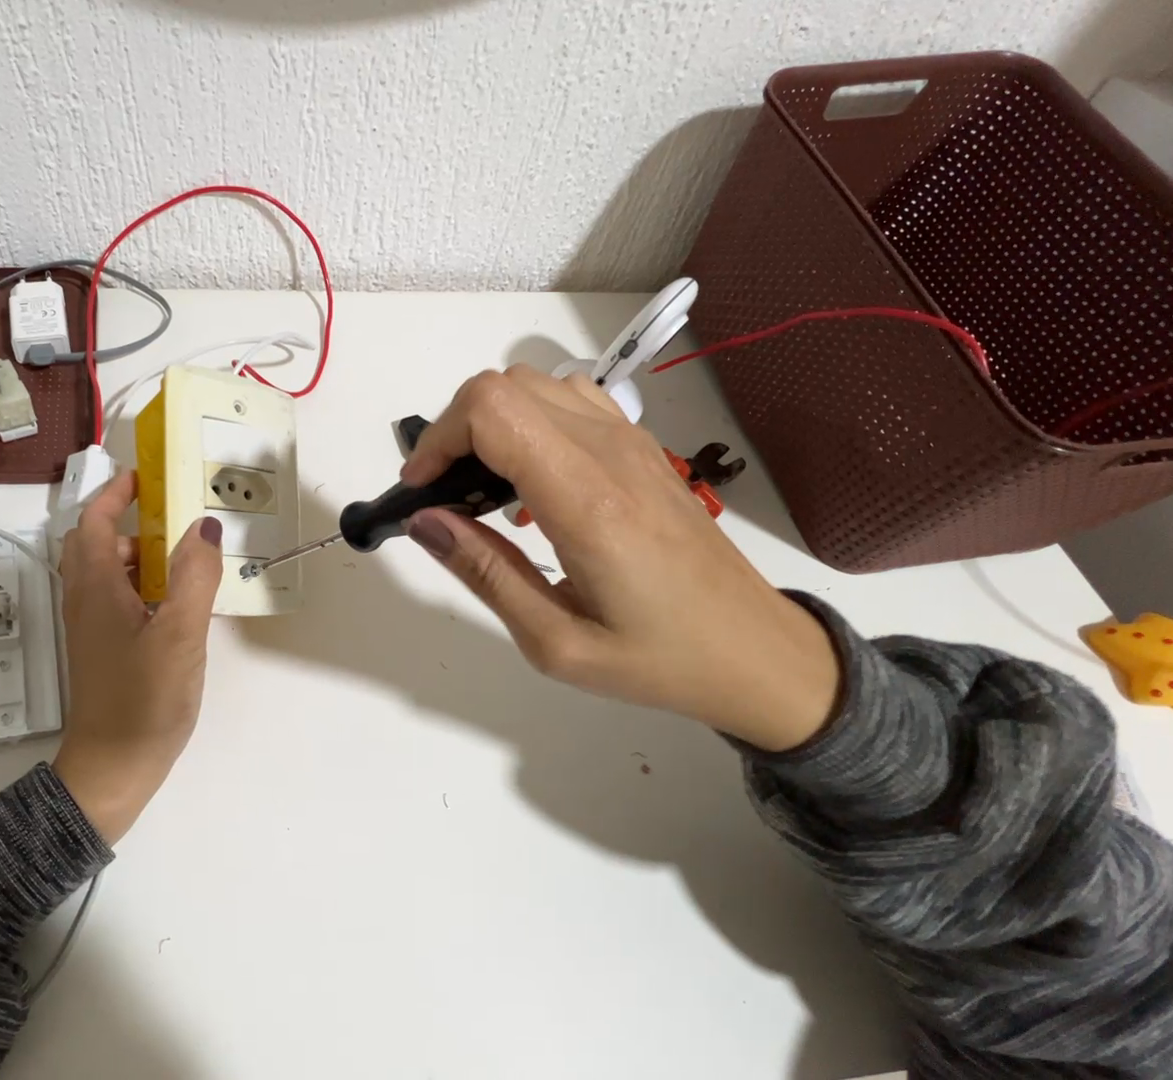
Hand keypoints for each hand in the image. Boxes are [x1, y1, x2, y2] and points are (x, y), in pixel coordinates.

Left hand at [53, 470, 223, 843]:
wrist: (114, 766)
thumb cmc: (144, 699)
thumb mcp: (180, 635)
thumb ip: (194, 577)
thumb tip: (203, 527)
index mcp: (97, 588)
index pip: (96, 523)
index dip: (117, 493)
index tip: (148, 476)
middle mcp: (86, 601)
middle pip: (97, 544)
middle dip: (130, 520)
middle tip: (173, 514)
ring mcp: (92, 627)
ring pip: (108, 573)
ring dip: (139, 553)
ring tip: (184, 553)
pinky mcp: (104, 649)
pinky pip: (117, 598)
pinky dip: (143, 584)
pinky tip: (177, 600)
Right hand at [401, 367, 838, 751]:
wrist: (752, 650)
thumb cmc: (656, 658)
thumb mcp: (555, 642)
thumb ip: (485, 572)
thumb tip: (424, 521)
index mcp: (586, 501)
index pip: (493, 413)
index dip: (439, 439)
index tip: (420, 491)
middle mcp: (609, 453)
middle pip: (505, 387)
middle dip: (454, 431)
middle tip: (444, 496)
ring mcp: (630, 442)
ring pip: (535, 385)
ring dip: (491, 424)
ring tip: (482, 490)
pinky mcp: (640, 447)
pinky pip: (569, 400)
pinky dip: (528, 421)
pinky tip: (528, 480)